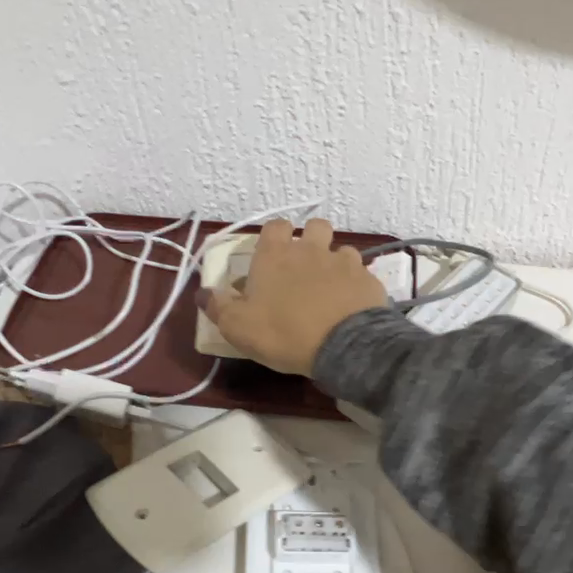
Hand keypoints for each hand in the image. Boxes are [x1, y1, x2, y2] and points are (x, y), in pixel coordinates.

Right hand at [200, 218, 388, 375]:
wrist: (344, 346)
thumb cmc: (284, 332)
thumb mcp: (239, 327)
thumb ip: (218, 307)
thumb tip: (203, 294)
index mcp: (276, 255)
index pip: (275, 226)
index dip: (274, 237)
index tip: (272, 256)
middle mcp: (311, 249)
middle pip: (315, 227)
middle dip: (311, 239)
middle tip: (305, 267)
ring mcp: (344, 262)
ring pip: (342, 249)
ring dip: (336, 263)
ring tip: (332, 288)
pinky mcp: (369, 280)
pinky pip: (362, 274)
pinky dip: (356, 285)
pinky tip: (352, 305)